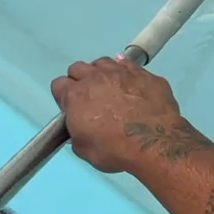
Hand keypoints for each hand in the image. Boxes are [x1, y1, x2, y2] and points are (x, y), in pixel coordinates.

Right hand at [50, 57, 208, 174]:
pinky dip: (127, 72)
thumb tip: (81, 126)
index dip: (64, 96)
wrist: (155, 144)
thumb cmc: (116, 150)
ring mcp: (123, 73)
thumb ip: (76, 130)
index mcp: (76, 96)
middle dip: (81, 81)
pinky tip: (131, 83)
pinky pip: (131, 65)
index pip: (59, 85)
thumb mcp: (83, 148)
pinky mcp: (146, 75)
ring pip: (104, 63)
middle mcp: (96, 78)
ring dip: (103, 73)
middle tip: (91, 97)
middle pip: (79, 69)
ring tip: (112, 89)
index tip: (71, 106)